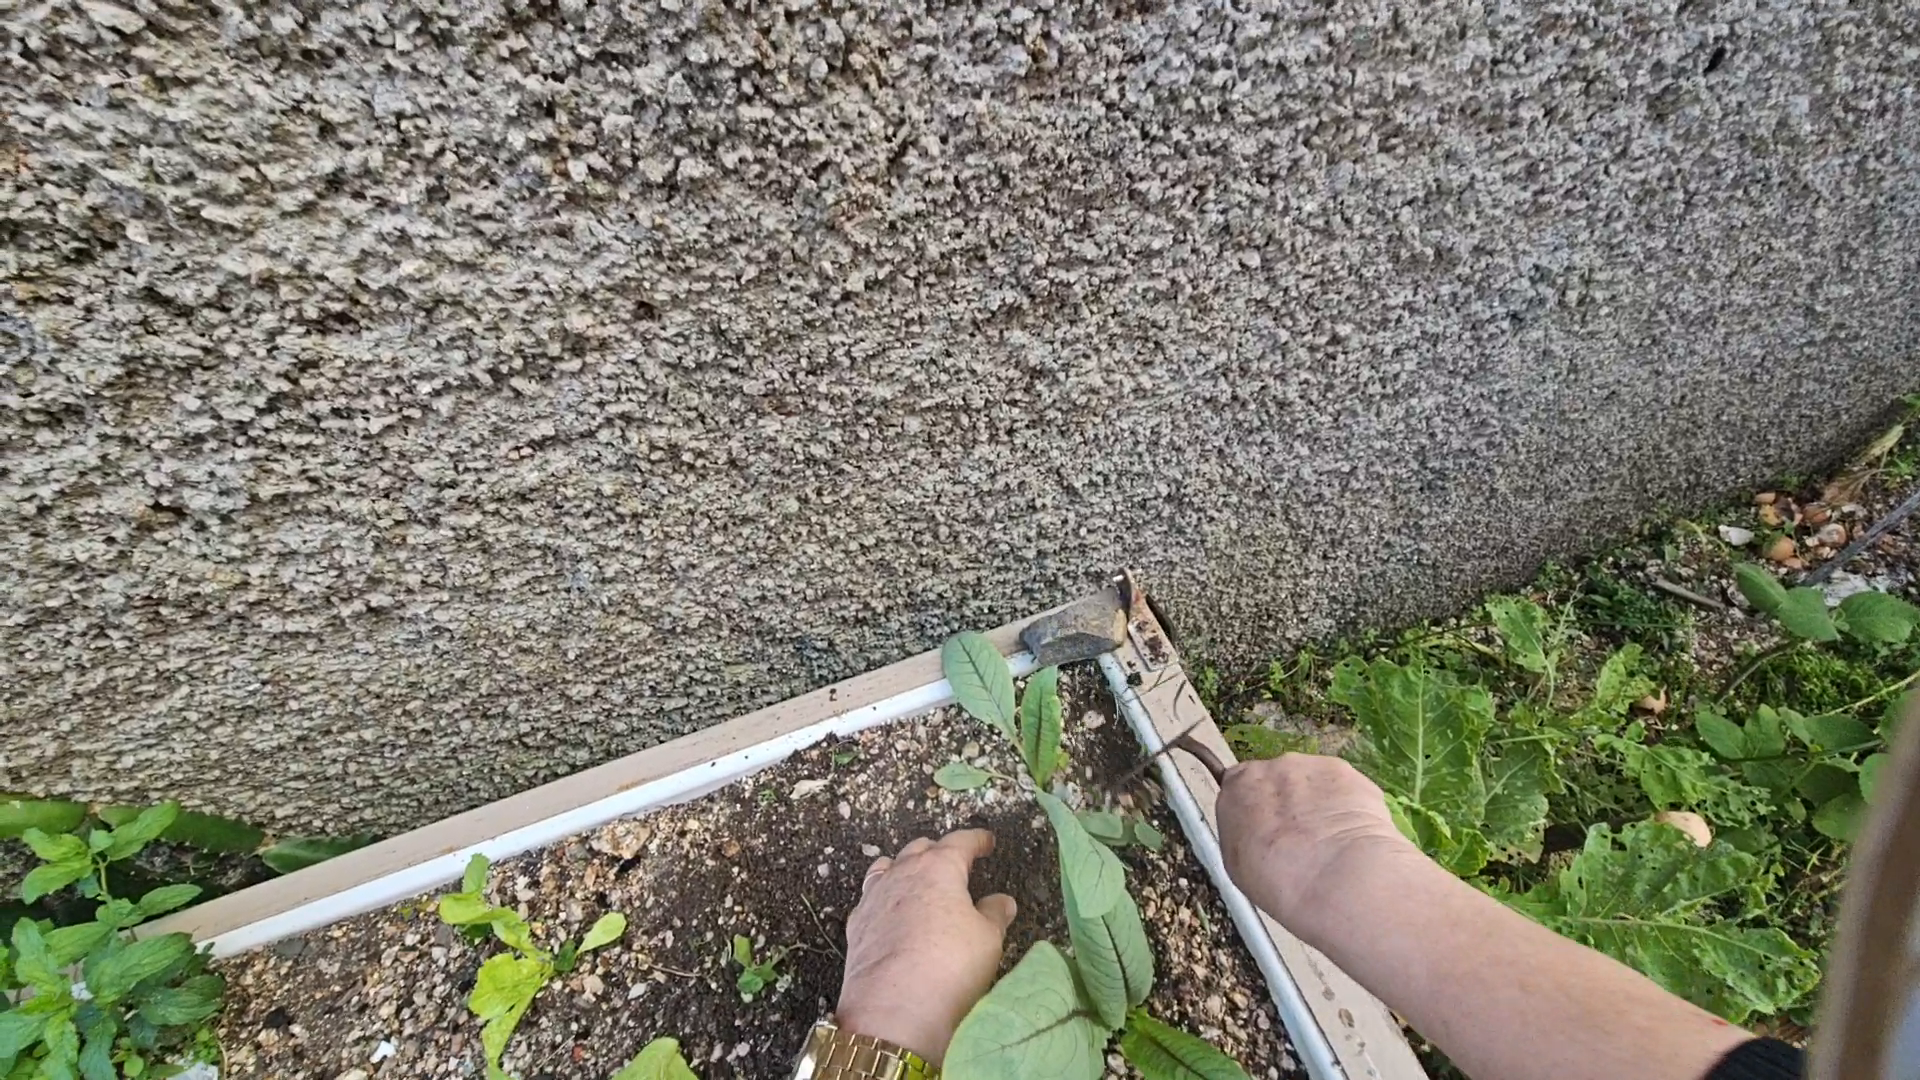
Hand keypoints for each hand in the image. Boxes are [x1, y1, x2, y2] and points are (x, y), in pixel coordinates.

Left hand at [836, 830, 1017, 1064]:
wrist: (892, 1011)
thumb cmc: (949, 967)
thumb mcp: (987, 940)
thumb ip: (995, 914)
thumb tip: (1002, 901)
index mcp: (939, 867)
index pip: (961, 841)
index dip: (977, 839)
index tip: (986, 841)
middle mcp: (903, 872)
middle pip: (921, 848)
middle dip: (940, 850)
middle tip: (955, 862)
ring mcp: (875, 896)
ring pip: (890, 865)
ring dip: (906, 866)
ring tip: (918, 877)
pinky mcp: (856, 924)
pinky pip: (871, 896)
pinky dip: (884, 895)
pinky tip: (890, 909)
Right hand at [1216, 753, 1421, 940]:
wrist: (1332, 881)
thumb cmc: (1281, 880)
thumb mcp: (1237, 862)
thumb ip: (1240, 831)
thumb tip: (1253, 833)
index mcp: (1236, 786)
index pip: (1243, 785)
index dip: (1259, 808)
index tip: (1269, 828)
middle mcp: (1269, 768)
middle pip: (1281, 780)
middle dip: (1292, 804)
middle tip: (1302, 840)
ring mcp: (1308, 767)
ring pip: (1316, 783)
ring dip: (1322, 804)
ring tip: (1332, 844)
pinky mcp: (1343, 772)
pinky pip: (1346, 787)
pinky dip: (1351, 806)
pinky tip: (1352, 837)